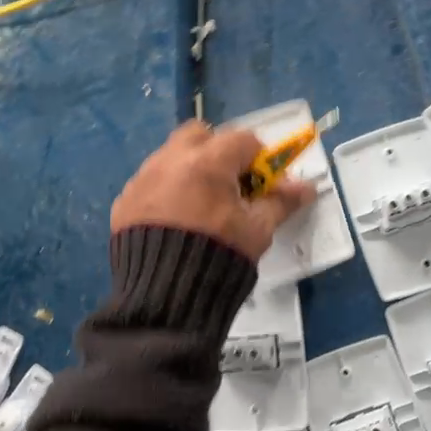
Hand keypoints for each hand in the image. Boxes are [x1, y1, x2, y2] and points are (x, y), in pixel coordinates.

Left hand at [111, 121, 316, 260]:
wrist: (164, 296)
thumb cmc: (220, 256)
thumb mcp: (257, 231)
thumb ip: (281, 203)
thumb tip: (307, 187)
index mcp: (208, 162)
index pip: (243, 140)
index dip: (257, 160)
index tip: (260, 185)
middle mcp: (171, 160)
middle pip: (199, 134)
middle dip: (217, 152)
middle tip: (228, 186)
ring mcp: (142, 179)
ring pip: (170, 156)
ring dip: (188, 170)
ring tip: (199, 208)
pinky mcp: (124, 201)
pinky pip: (149, 183)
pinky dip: (165, 192)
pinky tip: (174, 222)